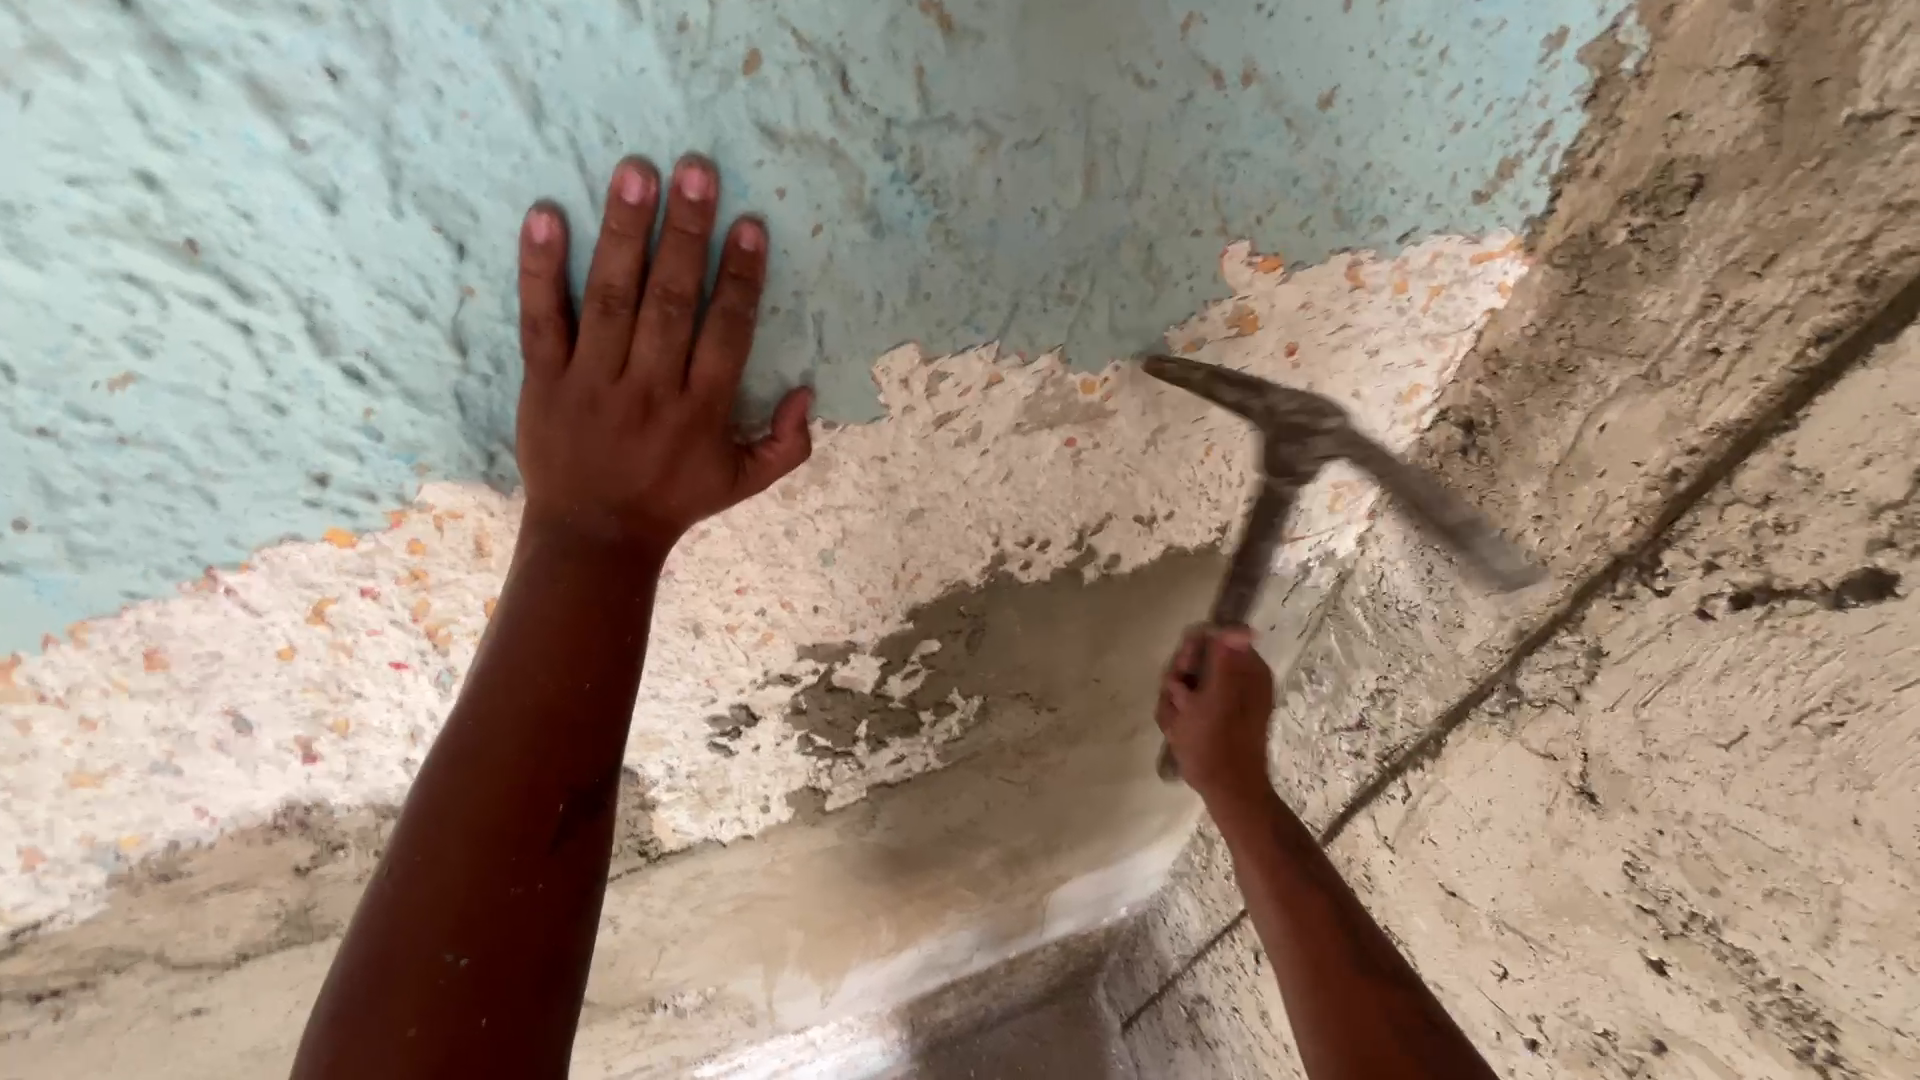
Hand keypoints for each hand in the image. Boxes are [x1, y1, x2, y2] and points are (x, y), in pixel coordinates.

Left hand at [514, 154, 812, 556]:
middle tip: (695, 171)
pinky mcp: (544, 380)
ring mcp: (592, 381)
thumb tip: (806, 392)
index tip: (749, 225)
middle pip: (670, 302)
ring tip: (636, 173)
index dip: (740, 278)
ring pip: (610, 298)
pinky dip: (540, 269)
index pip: (726, 333)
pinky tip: (547, 215)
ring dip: (624, 233)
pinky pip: (541, 319)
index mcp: (702, 412)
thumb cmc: (675, 500)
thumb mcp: (746, 484)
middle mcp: (650, 389)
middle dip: (686, 235)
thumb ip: (788, 445)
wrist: (594, 535)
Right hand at [1155, 625, 1275, 802]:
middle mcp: (1238, 678)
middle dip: (1178, 682)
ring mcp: (1226, 697)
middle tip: (1179, 703)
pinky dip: (1179, 715)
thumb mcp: (1216, 697)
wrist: (1227, 791)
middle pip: (1194, 660)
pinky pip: (1188, 702)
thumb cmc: (1217, 744)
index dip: (1190, 653)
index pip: (1211, 638)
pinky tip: (1179, 731)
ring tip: (1178, 724)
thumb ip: (1223, 660)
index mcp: (1246, 669)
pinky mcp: (1216, 715)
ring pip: (1186, 683)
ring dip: (1174, 702)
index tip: (1182, 675)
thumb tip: (1241, 627)